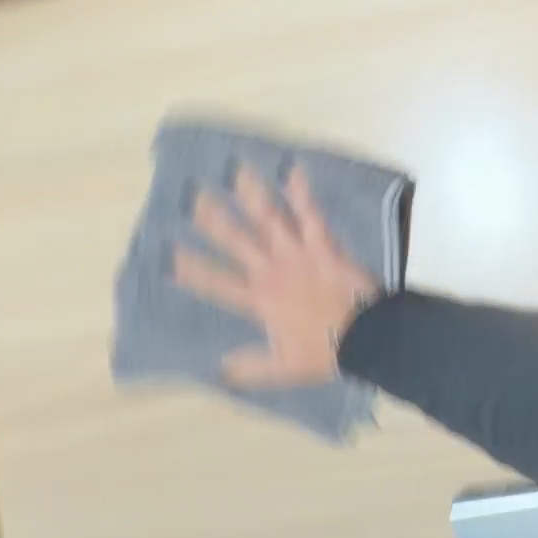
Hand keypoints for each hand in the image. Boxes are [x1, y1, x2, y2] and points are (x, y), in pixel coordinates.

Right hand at [172, 165, 377, 385]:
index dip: (193, 270)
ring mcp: (297, 254)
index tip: (171, 254)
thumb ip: (250, 367)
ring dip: (252, 195)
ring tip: (237, 171)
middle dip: (214, 219)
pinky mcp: (323, 244)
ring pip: (269, 220)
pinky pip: (310, 214)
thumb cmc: (326, 352)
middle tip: (195, 196)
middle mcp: (272, 272)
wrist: (366, 336)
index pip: (217, 284)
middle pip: (237, 242)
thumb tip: (219, 366)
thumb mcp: (283, 368)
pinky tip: (293, 169)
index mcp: (260, 301)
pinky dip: (301, 192)